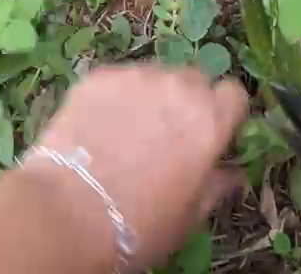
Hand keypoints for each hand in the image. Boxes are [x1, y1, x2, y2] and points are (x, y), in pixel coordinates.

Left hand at [22, 64, 247, 271]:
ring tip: (126, 133)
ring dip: (150, 97)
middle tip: (166, 136)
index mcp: (210, 119)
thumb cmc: (137, 225)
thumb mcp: (188, 217)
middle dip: (187, 101)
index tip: (211, 133)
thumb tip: (234, 173)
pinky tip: (98, 129)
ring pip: (156, 77)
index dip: (224, 112)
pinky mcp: (102, 74)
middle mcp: (180, 86)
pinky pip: (119, 80)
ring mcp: (139, 75)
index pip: (235, 94)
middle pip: (195, 80)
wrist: (66, 214)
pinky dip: (115, 98)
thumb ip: (216, 186)